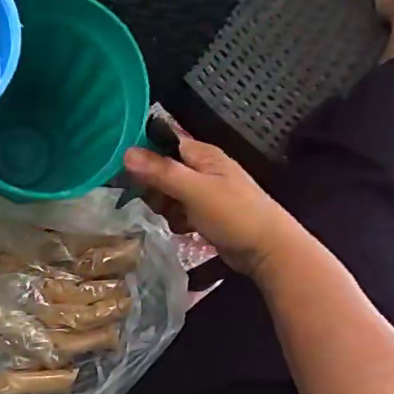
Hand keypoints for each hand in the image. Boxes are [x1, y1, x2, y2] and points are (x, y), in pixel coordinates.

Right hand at [122, 136, 300, 278]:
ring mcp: (203, 191)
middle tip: (163, 204)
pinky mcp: (204, 212)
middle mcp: (202, 168)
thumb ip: (161, 172)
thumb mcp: (194, 191)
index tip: (132, 177)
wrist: (267, 249)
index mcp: (202, 155)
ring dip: (166, 208)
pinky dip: (177, 220)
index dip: (145, 157)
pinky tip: (185, 229)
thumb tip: (125, 153)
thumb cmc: (234, 214)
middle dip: (155, 189)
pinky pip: (178, 211)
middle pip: (161, 171)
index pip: (163, 144)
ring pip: (167, 194)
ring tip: (178, 219)